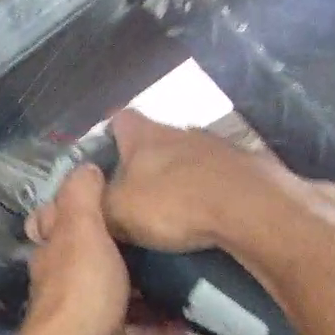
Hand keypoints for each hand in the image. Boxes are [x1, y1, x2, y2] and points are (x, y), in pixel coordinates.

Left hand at [24, 164, 183, 334]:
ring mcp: (95, 315)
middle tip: (173, 227)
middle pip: (102, 259)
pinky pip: (149, 327)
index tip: (124, 192)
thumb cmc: (82, 285)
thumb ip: (82, 196)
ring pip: (128, 293)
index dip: (86, 208)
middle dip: (131, 247)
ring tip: (193, 262)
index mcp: (57, 254)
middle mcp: (72, 284)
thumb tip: (86, 167)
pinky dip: (170, 319)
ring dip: (156, 284)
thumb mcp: (80, 227)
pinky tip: (199, 306)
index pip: (65, 224)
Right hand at [104, 110, 298, 251]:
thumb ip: (95, 202)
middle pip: (152, 139)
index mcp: (144, 136)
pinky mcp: (242, 166)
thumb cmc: (172, 203)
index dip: (106, 134)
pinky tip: (197, 214)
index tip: (98, 157)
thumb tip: (84, 197)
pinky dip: (200, 190)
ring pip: (183, 157)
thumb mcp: (116, 211)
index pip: (119, 119)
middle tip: (126, 192)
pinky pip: (211, 175)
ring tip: (163, 208)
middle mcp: (179, 131)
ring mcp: (215, 146)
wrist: (249, 208)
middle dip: (139, 161)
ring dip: (172, 176)